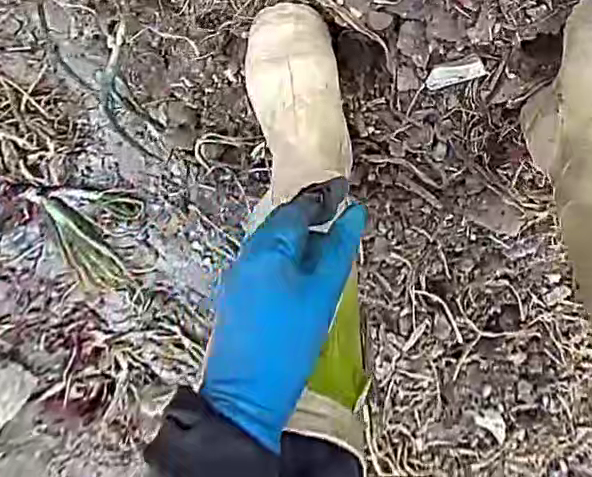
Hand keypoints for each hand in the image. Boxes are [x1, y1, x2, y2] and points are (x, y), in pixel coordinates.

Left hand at [200, 186, 366, 452]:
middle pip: (284, 222)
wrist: (243, 402)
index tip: (344, 189)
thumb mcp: (324, 290)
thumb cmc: (288, 343)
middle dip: (312, 214)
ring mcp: (238, 277)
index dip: (325, 196)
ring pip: (275, 242)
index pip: (300, 208)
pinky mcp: (237, 297)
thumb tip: (354, 213)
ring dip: (302, 236)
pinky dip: (290, 255)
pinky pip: (267, 261)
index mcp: (267, 248)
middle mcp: (248, 256)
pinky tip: (307, 270)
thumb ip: (340, 247)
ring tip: (328, 242)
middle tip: (339, 212)